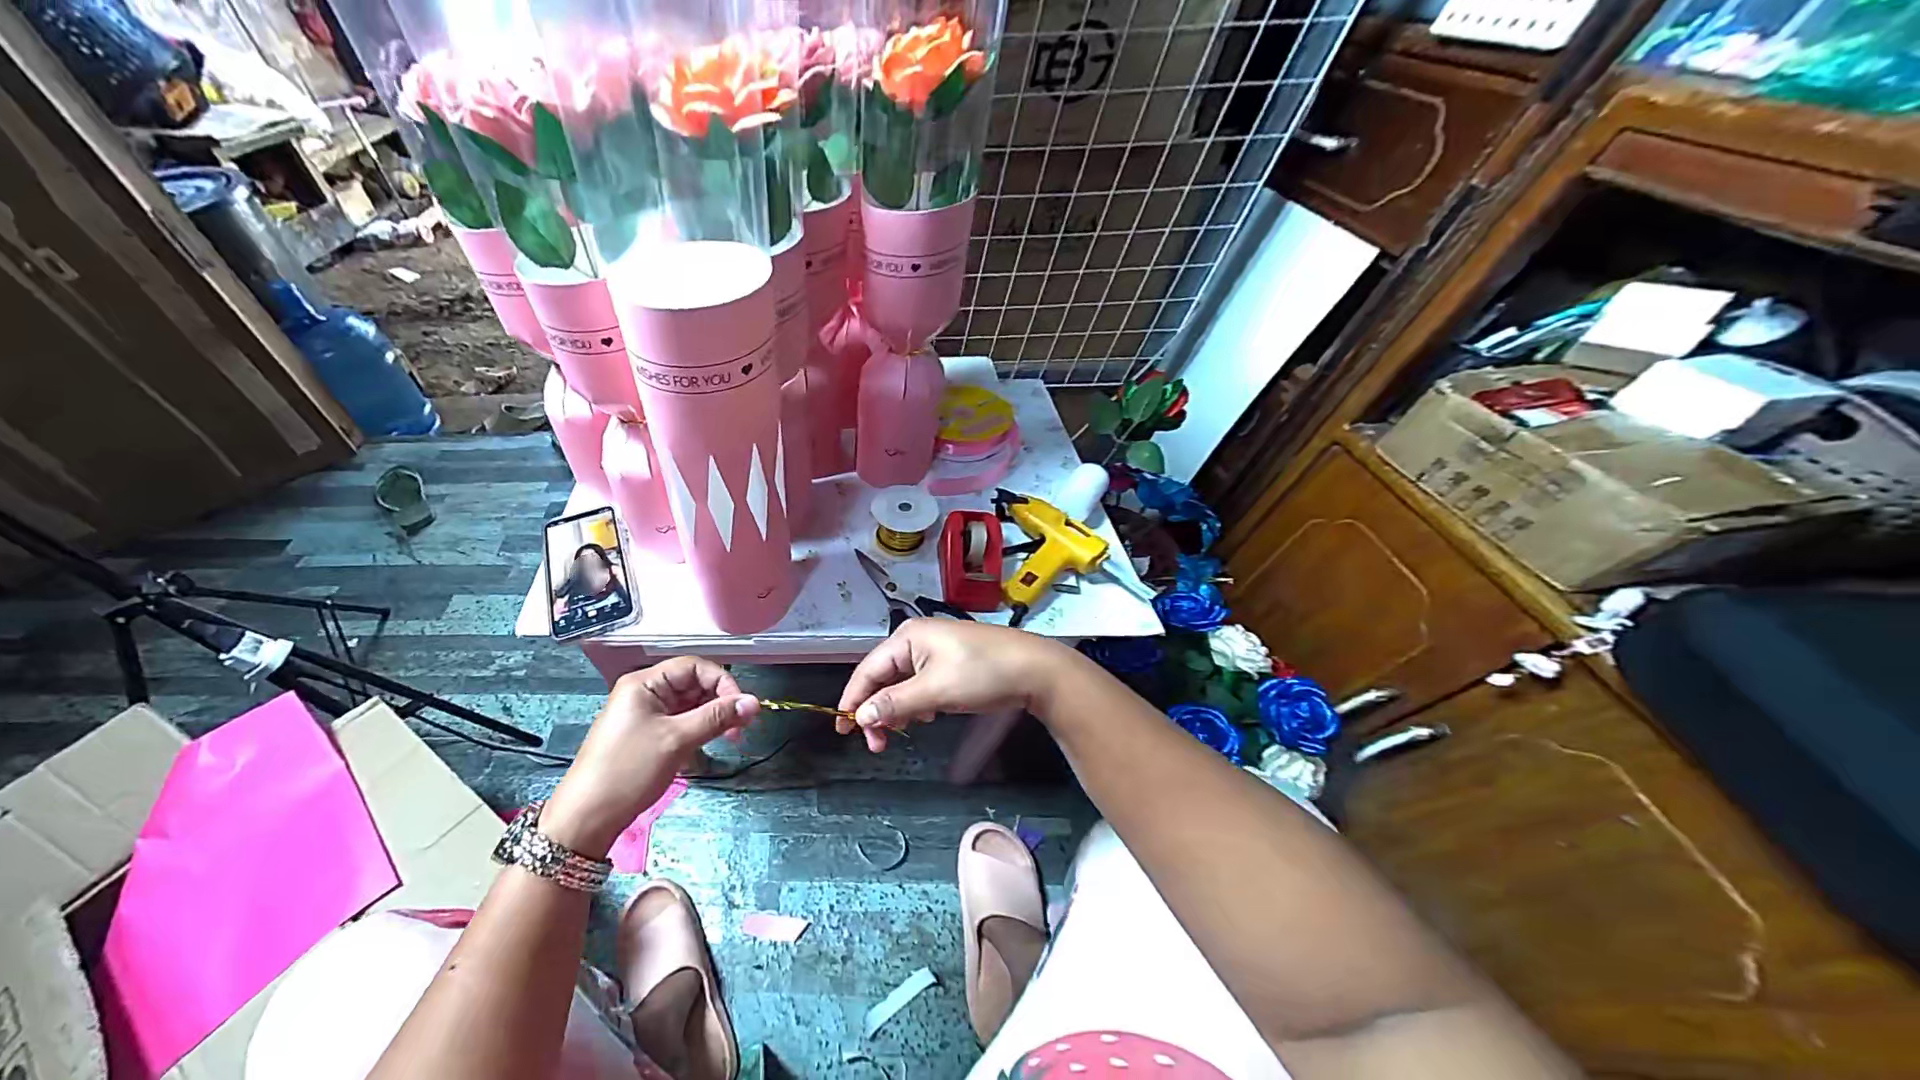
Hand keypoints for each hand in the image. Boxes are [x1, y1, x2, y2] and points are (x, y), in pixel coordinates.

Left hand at [541, 657, 758, 856]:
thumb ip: (718, 717)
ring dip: (714, 718)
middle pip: (696, 684)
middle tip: (740, 728)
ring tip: (730, 737)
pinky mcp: (650, 735)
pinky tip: (710, 744)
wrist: (587, 818)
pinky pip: (684, 722)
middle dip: (721, 702)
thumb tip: (754, 702)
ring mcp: (647, 714)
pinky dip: (701, 730)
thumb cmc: (628, 771)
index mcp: (644, 683)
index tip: (742, 708)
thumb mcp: (677, 740)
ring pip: (693, 705)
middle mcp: (646, 693)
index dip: (722, 683)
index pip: (695, 667)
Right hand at [836, 619, 1075, 751]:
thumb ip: (894, 704)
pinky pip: (922, 685)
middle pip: (883, 678)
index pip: (867, 670)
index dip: (853, 700)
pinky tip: (929, 716)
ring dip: (898, 709)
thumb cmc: (982, 674)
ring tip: (904, 730)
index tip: (844, 731)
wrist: (1034, 669)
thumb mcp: (934, 691)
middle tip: (878, 744)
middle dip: (878, 710)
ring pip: (903, 684)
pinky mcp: (951, 664)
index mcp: (908, 637)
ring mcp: (936, 651)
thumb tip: (861, 717)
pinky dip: (918, 704)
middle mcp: (917, 640)